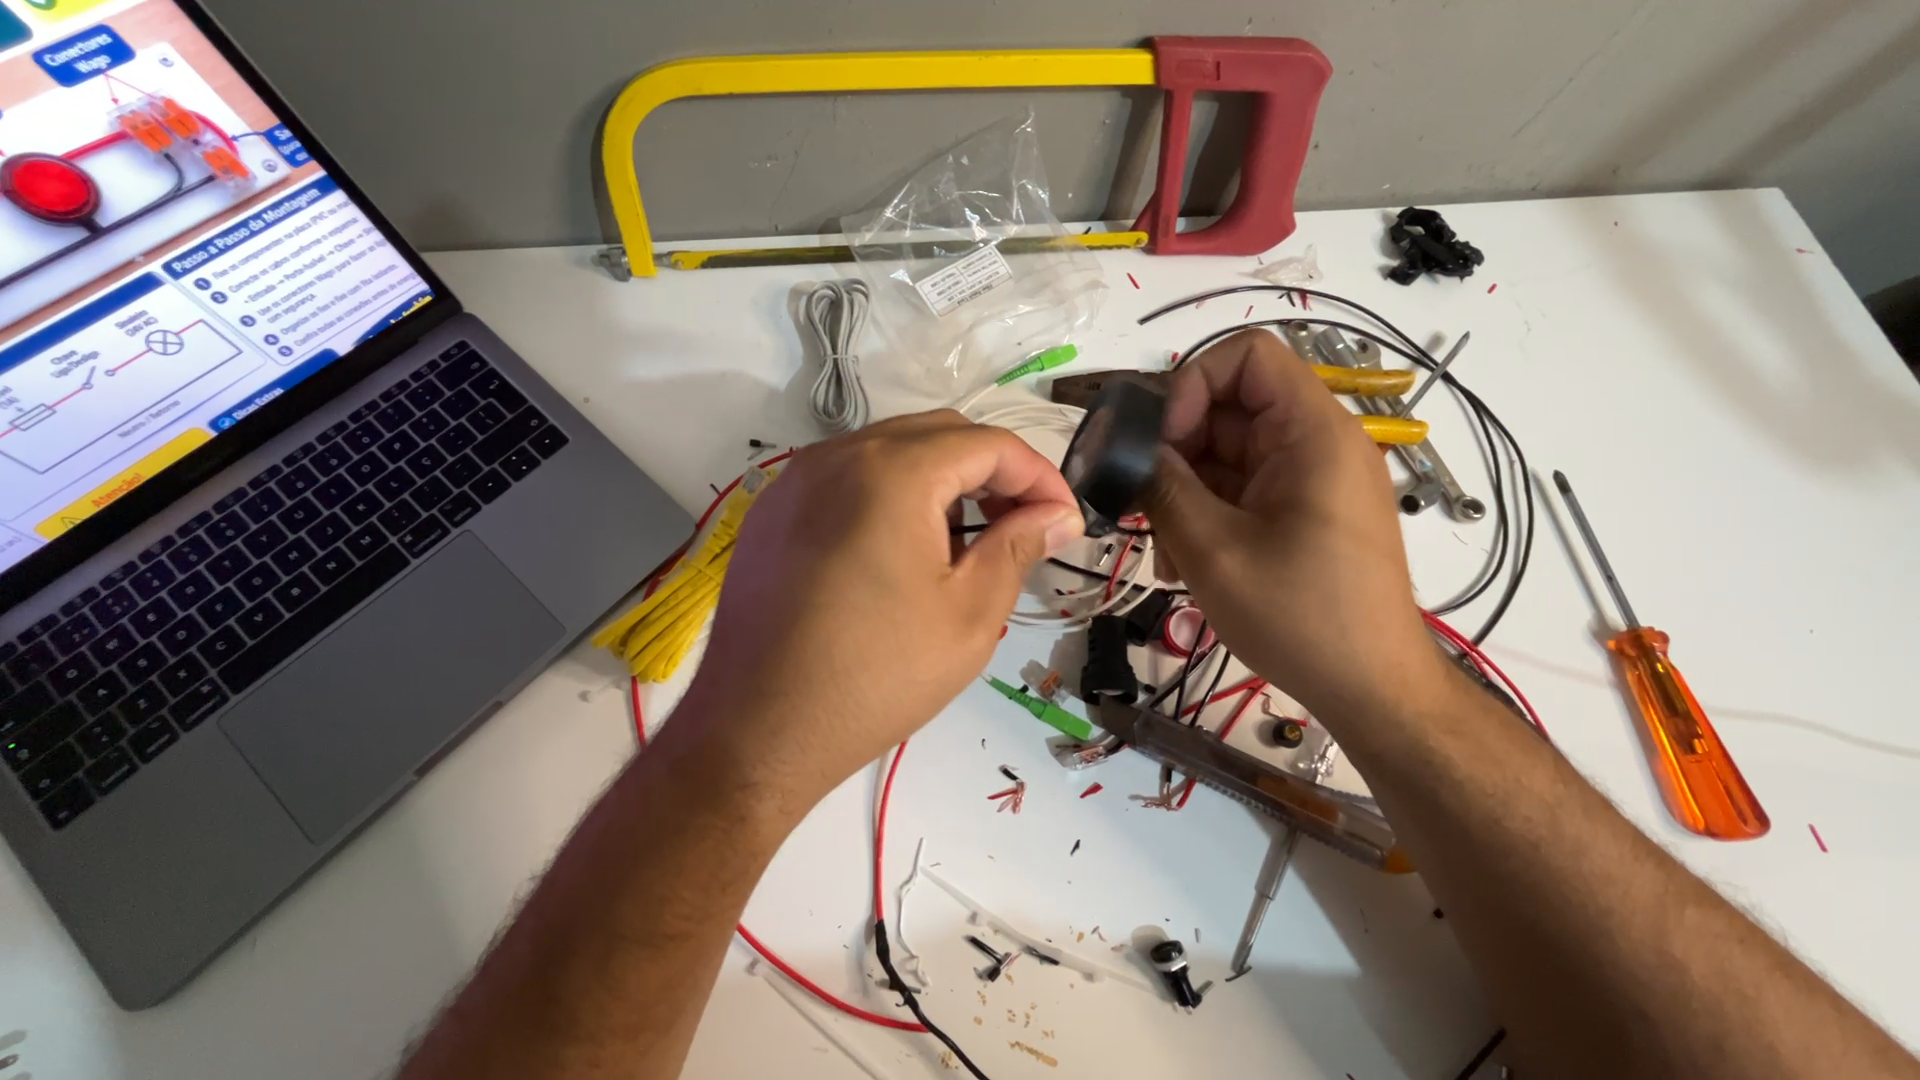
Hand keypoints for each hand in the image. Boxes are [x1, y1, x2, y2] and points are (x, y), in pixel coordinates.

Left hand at [671, 411, 1082, 806]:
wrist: (758, 733)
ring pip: (889, 452)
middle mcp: (835, 456)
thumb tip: (1057, 514)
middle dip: (990, 472)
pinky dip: (891, 495)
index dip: (1038, 475)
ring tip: (965, 544)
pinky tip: (902, 552)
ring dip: (941, 482)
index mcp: (890, 472)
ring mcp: (794, 481)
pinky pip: (847, 479)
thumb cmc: (876, 678)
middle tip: (1020, 528)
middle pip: (937, 435)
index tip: (1063, 519)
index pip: (986, 444)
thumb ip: (1018, 547)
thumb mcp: (969, 615)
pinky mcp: (771, 512)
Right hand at [1147, 330, 1447, 721]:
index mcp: (1312, 433)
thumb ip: (1163, 488)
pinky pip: (1244, 489)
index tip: (1161, 443)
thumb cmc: (1299, 616)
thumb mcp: (1213, 550)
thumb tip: (1130, 452)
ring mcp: (1312, 479)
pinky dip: (1209, 514)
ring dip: (1186, 491)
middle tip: (1143, 503)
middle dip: (1177, 449)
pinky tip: (1187, 564)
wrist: (1371, 689)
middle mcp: (1317, 443)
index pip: (1246, 356)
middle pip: (1231, 406)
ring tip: (1165, 551)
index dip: (1191, 385)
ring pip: (1229, 453)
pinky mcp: (1305, 512)